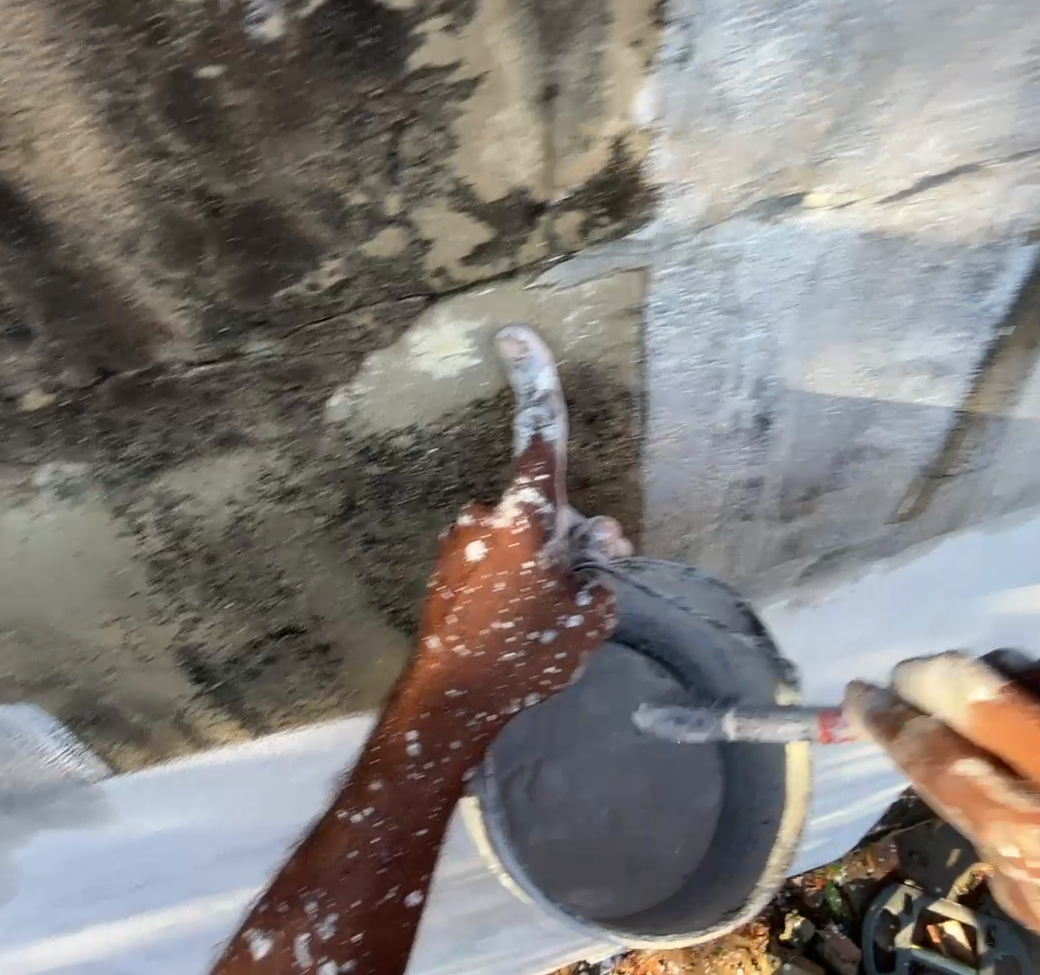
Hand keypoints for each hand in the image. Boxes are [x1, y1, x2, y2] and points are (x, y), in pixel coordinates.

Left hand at [403, 326, 630, 731]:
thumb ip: (598, 568)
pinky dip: (503, 575)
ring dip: (530, 559)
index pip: (540, 443)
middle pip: (535, 507)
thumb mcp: (587, 616)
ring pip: (510, 535)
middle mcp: (482, 517)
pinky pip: (486, 557)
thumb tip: (598, 540)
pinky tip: (508, 619)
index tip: (514, 338)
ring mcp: (455, 543)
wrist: (449, 701)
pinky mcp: (441, 568)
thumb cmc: (525, 655)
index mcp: (523, 518)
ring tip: (536, 614)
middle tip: (573, 584)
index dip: (536, 387)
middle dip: (559, 534)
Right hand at [845, 651, 1039, 974]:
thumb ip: (1000, 847)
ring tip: (993, 691)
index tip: (857, 693)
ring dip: (994, 673)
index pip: (934, 756)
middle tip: (911, 678)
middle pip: (973, 690)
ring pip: (1032, 666)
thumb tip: (958, 781)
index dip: (884, 718)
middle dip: (924, 675)